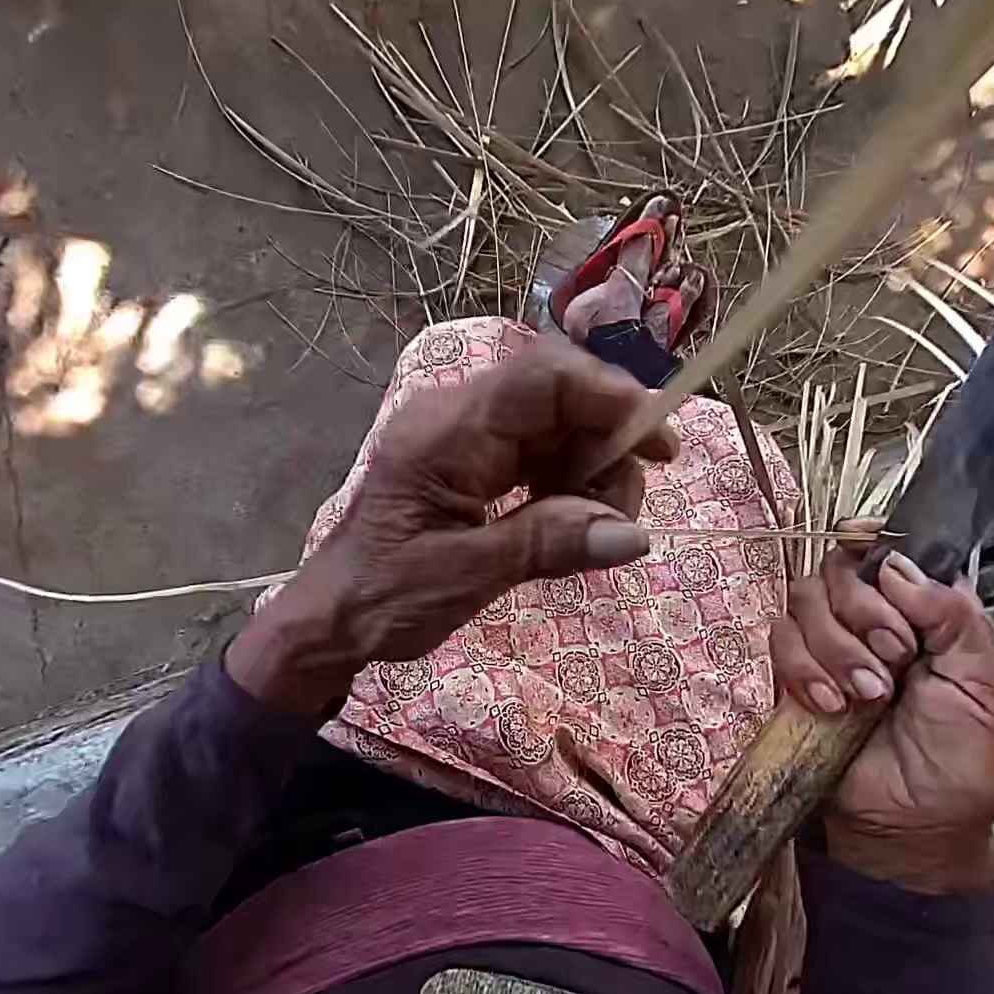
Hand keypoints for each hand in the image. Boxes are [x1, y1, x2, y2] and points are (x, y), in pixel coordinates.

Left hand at [228, 338, 679, 714]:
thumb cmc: (384, 598)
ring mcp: (467, 435)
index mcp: (445, 433)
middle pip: (559, 397)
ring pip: (558, 424)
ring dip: (594, 468)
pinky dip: (570, 481)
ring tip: (596, 526)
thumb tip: (635, 535)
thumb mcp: (464, 576)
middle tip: (622, 512)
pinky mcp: (475, 458)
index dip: (612, 398)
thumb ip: (546, 545)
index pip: (542, 379)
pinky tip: (572, 518)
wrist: (333, 614)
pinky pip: (541, 450)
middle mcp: (457, 416)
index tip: (661, 448)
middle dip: (608, 445)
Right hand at [770, 539, 993, 892]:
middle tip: (895, 657)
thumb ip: (955, 619)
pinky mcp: (789, 670)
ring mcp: (822, 642)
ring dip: (836, 647)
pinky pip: (778, 640)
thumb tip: (896, 567)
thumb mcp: (985, 687)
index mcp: (919, 613)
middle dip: (864, 611)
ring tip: (868, 695)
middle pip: (838, 570)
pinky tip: (830, 705)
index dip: (868, 540)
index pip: (883, 551)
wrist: (907, 823)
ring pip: (803, 601)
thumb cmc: (956, 759)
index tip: (863, 543)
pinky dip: (803, 669)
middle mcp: (865, 617)